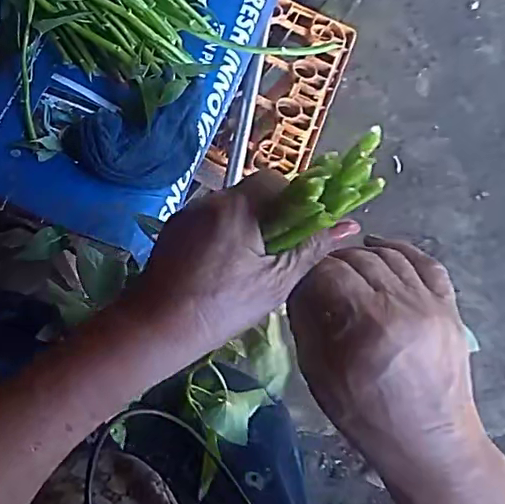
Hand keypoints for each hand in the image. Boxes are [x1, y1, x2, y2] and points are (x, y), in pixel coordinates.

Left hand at [121, 171, 357, 365]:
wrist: (158, 323)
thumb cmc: (222, 304)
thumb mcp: (277, 279)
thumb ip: (311, 247)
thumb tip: (346, 225)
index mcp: (234, 207)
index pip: (273, 180)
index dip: (295, 198)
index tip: (303, 226)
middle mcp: (206, 203)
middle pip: (248, 193)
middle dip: (270, 214)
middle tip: (281, 248)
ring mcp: (184, 216)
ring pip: (226, 209)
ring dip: (245, 225)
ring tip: (254, 261)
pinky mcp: (171, 232)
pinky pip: (206, 223)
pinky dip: (222, 235)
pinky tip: (225, 266)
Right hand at [289, 237, 491, 494]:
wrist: (428, 442)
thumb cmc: (362, 411)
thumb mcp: (316, 366)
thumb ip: (304, 319)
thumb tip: (296, 286)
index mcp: (369, 319)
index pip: (328, 269)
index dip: (304, 268)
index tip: (289, 275)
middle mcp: (405, 303)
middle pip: (359, 258)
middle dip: (329, 259)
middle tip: (309, 272)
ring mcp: (433, 304)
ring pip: (391, 256)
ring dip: (360, 253)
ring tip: (339, 262)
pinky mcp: (450, 309)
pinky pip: (428, 265)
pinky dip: (402, 251)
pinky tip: (380, 250)